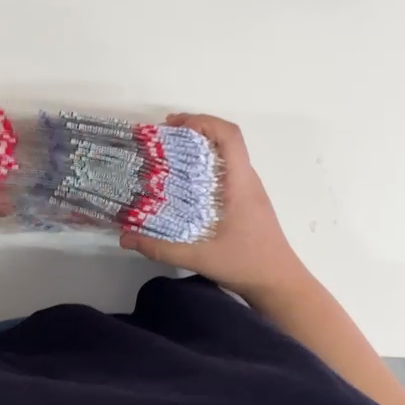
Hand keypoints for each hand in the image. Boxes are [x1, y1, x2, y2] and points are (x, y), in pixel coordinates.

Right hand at [119, 114, 308, 301]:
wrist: (280, 283)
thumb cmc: (246, 264)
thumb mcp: (199, 258)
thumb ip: (160, 248)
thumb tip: (125, 238)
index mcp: (240, 183)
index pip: (229, 136)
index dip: (202, 122)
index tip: (172, 126)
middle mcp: (247, 180)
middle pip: (225, 139)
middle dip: (193, 131)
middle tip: (160, 140)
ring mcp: (249, 190)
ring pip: (225, 155)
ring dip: (199, 148)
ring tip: (167, 158)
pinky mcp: (247, 202)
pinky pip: (225, 171)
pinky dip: (204, 166)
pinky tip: (183, 186)